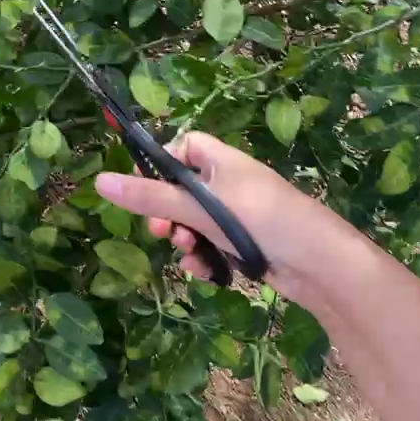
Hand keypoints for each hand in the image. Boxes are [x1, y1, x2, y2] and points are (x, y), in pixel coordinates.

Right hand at [95, 132, 349, 300]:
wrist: (321, 264)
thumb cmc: (260, 218)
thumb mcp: (199, 206)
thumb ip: (149, 196)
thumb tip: (98, 181)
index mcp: (220, 160)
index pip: (182, 148)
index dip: (162, 165)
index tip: (144, 188)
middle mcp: (229, 183)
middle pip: (183, 190)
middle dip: (168, 212)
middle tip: (162, 231)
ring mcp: (239, 216)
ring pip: (196, 223)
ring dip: (185, 238)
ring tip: (188, 253)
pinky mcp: (247, 246)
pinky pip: (213, 246)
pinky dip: (204, 258)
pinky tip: (203, 272)